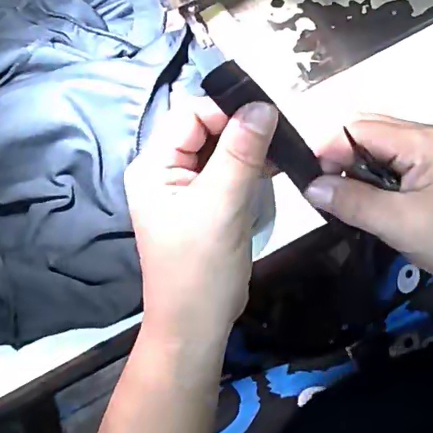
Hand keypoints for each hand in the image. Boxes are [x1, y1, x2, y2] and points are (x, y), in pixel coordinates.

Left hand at [125, 97, 275, 342]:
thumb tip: (263, 105)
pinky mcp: (205, 203)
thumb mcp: (222, 205)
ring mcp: (185, 188)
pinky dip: (250, 166)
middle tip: (279, 137)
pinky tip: (273, 169)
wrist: (196, 326)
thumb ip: (241, 152)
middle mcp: (164, 170)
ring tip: (279, 154)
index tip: (267, 121)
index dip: (227, 112)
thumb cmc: (201, 269)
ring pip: (220, 148)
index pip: (191, 114)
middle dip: (241, 129)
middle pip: (205, 128)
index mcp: (154, 166)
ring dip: (249, 148)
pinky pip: (227, 170)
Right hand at [306, 115, 432, 288]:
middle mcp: (423, 137)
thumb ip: (354, 202)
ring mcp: (425, 153)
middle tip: (322, 193)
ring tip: (338, 200)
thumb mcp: (400, 224)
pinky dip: (367, 180)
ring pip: (372, 150)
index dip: (330, 150)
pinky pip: (384, 165)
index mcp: (422, 141)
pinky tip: (360, 201)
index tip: (309, 181)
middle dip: (339, 159)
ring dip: (352, 171)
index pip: (360, 129)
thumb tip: (310, 187)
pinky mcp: (424, 170)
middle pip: (365, 134)